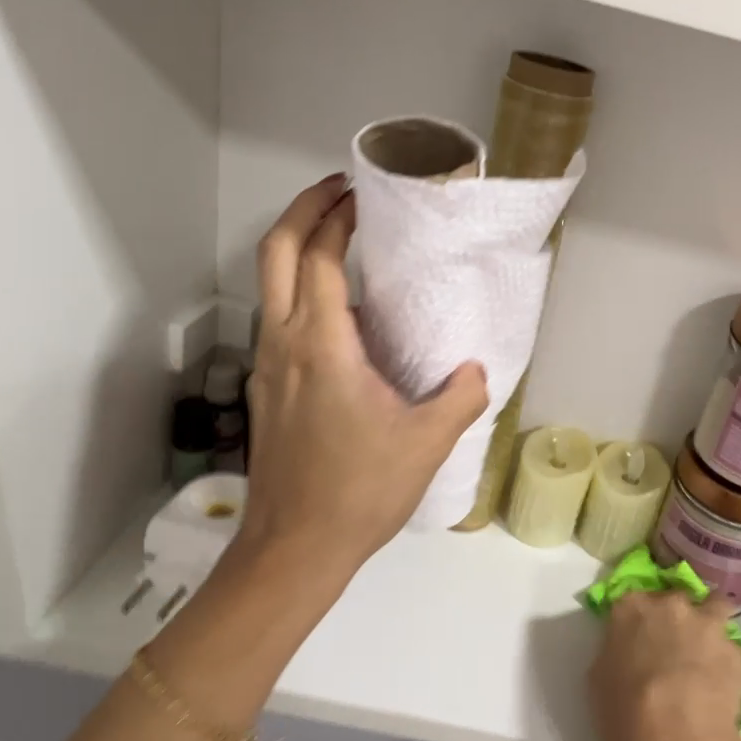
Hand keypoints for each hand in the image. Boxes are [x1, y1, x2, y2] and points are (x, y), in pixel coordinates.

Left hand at [230, 174, 487, 579]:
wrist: (294, 547)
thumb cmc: (359, 491)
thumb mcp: (427, 443)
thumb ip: (460, 397)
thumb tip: (475, 373)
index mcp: (321, 345)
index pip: (319, 256)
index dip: (336, 215)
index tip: (361, 193)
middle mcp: (283, 343)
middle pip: (275, 252)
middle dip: (303, 210)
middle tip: (339, 193)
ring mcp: (267, 367)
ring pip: (270, 286)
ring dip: (300, 251)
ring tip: (345, 246)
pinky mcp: (266, 391)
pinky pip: (279, 321)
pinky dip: (303, 295)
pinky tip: (344, 321)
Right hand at [590, 591, 740, 740]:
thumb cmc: (625, 715)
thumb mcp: (599, 680)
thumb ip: (615, 652)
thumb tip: (629, 651)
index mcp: (631, 609)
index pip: (632, 600)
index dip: (638, 620)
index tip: (638, 639)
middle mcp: (671, 605)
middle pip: (674, 599)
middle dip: (674, 618)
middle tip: (671, 649)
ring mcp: (707, 624)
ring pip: (714, 608)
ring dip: (708, 623)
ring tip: (705, 654)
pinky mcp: (736, 650)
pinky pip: (730, 648)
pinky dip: (725, 661)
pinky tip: (720, 688)